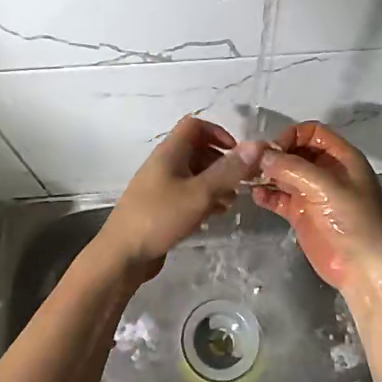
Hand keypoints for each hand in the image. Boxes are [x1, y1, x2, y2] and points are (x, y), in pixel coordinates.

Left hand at [95, 116, 266, 271]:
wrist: (123, 254)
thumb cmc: (160, 217)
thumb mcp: (200, 193)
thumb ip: (229, 170)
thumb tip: (257, 145)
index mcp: (169, 153)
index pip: (195, 126)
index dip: (219, 133)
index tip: (237, 155)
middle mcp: (163, 164)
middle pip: (197, 150)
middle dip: (221, 163)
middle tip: (240, 182)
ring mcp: (160, 186)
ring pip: (193, 174)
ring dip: (214, 184)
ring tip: (230, 203)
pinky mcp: (160, 207)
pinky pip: (186, 194)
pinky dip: (203, 199)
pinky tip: (213, 215)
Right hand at [253, 121, 381, 297]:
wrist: (364, 268)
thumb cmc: (353, 221)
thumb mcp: (326, 186)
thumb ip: (293, 167)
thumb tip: (262, 155)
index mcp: (341, 158)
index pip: (312, 133)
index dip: (291, 136)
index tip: (272, 151)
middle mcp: (326, 171)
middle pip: (295, 152)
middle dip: (275, 155)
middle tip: (253, 164)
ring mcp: (313, 193)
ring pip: (285, 174)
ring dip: (267, 173)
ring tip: (247, 178)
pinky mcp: (302, 214)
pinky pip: (279, 197)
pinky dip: (267, 194)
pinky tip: (255, 195)